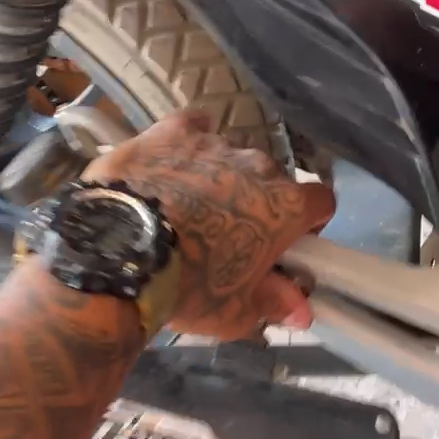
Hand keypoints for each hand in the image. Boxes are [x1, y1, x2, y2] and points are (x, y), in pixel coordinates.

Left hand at [82, 110, 334, 337]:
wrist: (117, 254)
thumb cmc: (188, 289)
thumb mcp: (235, 311)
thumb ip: (274, 303)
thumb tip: (301, 310)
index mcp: (285, 207)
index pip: (321, 201)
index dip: (309, 220)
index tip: (289, 240)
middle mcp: (258, 165)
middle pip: (272, 179)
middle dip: (259, 201)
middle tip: (231, 233)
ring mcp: (215, 142)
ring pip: (231, 156)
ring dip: (221, 176)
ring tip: (188, 205)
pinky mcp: (173, 130)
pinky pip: (193, 127)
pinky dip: (189, 142)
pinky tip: (173, 161)